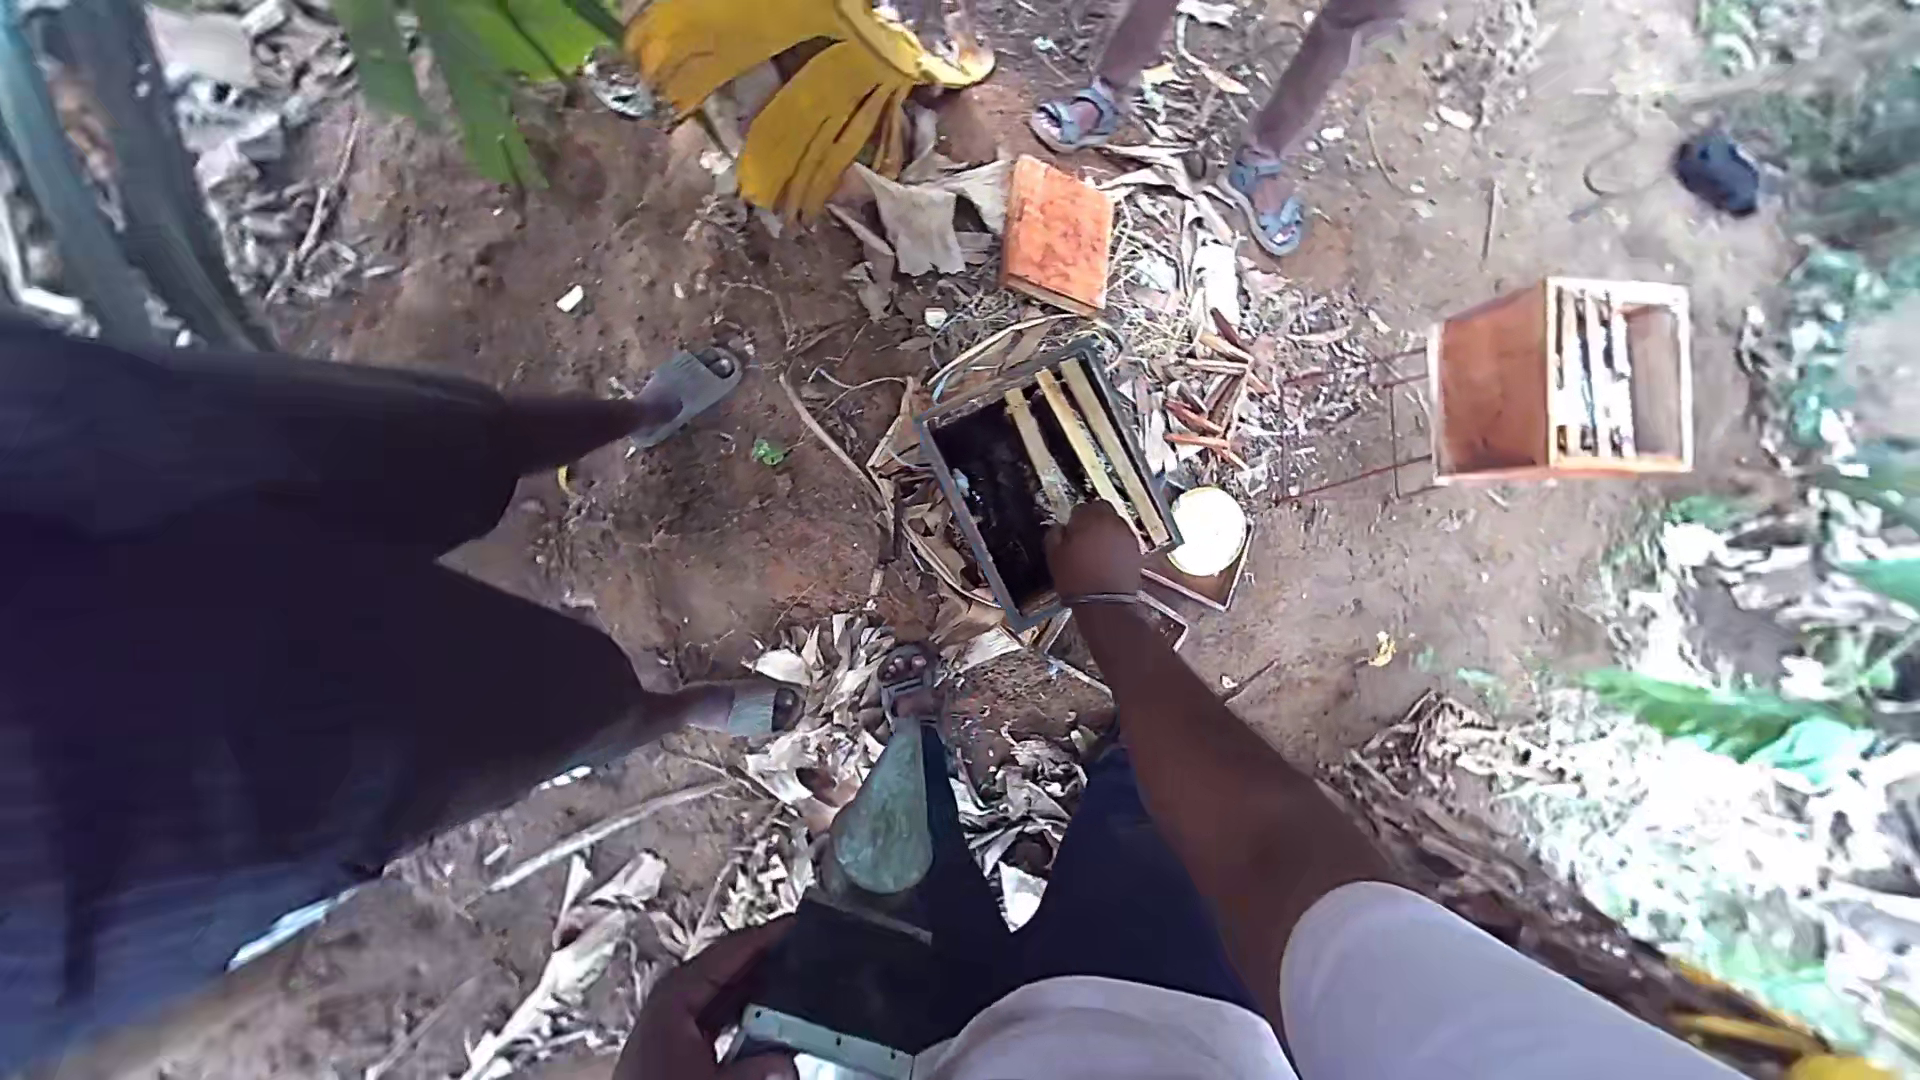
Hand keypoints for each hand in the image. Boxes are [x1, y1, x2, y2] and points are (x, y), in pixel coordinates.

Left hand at [613, 919, 796, 1079]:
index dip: (768, 935)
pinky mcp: (679, 1047)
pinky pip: (722, 1015)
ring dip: (760, 988)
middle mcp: (674, 999)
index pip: (731, 949)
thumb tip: (790, 1065)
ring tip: (797, 981)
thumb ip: (754, 1073)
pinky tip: (771, 1019)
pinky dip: (747, 1011)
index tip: (801, 924)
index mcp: (676, 995)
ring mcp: (675, 1023)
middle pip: (730, 967)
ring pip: (728, 991)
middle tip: (807, 951)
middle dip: (767, 961)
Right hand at [1046, 502, 1142, 600]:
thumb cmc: (1075, 578)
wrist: (1104, 604)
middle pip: (1103, 511)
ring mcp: (1128, 535)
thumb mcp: (1054, 556)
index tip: (1071, 530)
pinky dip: (1116, 545)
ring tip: (1096, 550)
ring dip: (1106, 532)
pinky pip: (1124, 541)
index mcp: (1090, 518)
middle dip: (1094, 520)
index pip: (1083, 506)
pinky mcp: (1137, 551)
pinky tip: (1108, 560)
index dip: (1076, 518)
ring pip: (1115, 525)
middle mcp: (1112, 521)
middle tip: (1084, 536)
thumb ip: (1054, 534)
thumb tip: (1059, 527)